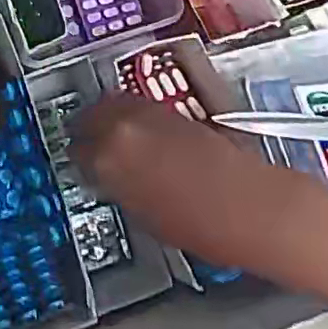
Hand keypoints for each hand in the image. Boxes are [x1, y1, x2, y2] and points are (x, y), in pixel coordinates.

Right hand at [71, 93, 238, 209]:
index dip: (79, 161)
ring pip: (111, 103)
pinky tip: (137, 128)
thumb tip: (112, 179)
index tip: (83, 165)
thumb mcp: (142, 214)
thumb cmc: (198, 225)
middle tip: (87, 141)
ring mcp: (147, 114)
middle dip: (86, 128)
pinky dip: (130, 113)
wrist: (250, 207)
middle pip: (89, 116)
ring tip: (109, 129)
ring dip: (106, 114)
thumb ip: (118, 187)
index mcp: (107, 161)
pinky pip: (136, 104)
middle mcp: (121, 129)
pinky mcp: (170, 109)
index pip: (77, 152)